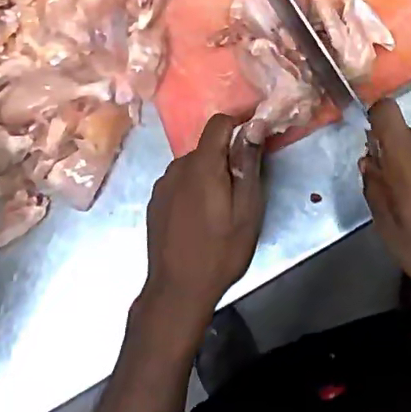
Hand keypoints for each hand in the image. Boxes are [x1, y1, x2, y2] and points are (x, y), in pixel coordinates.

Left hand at [137, 113, 265, 336]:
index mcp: (201, 163)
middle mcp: (177, 166)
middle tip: (244, 188)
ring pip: (193, 167)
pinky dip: (193, 190)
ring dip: (209, 176)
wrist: (177, 289)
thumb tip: (254, 124)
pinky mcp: (155, 201)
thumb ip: (248, 164)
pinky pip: (180, 183)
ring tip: (223, 209)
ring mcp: (162, 184)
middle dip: (227, 158)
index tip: (256, 133)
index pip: (219, 123)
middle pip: (207, 148)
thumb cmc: (220, 251)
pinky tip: (201, 219)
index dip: (239, 122)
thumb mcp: (247, 210)